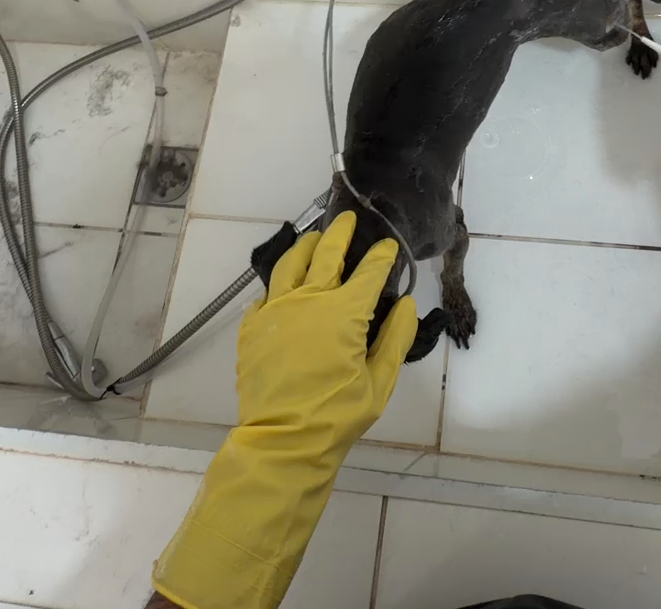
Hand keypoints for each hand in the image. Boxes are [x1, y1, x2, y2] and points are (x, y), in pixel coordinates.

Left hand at [153, 211, 415, 608]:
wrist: (283, 442)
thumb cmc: (338, 415)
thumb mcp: (380, 383)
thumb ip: (396, 338)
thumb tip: (406, 304)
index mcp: (343, 313)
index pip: (369, 271)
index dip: (382, 255)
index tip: (389, 246)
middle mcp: (309, 300)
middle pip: (327, 252)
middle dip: (341, 231)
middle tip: (349, 218)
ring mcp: (277, 310)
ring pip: (290, 262)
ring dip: (306, 246)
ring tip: (314, 239)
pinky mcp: (253, 326)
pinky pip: (266, 294)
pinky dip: (280, 284)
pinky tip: (285, 287)